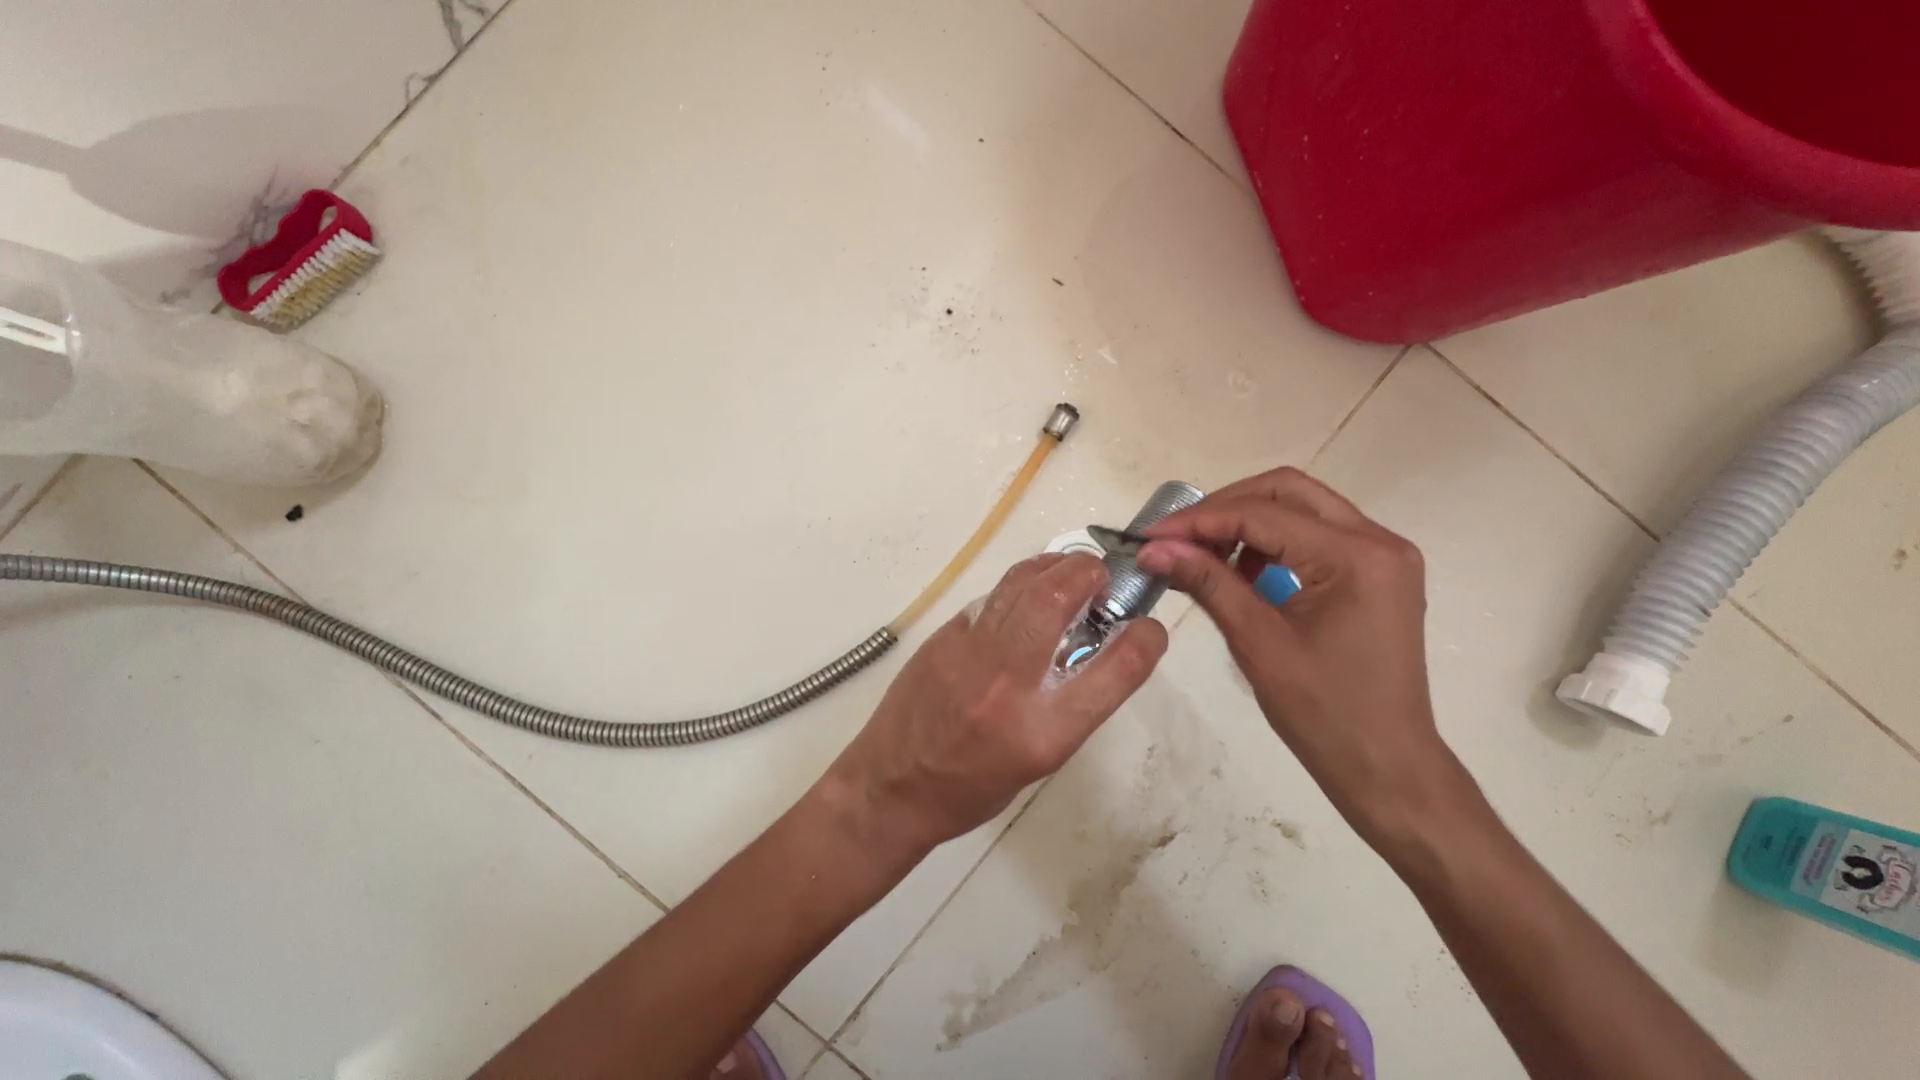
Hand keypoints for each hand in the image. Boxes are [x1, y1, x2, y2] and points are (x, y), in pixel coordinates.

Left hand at [822, 553, 1167, 860]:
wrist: (892, 789)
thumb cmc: (972, 789)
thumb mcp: (1040, 761)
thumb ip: (1071, 704)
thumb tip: (1089, 648)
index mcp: (1044, 732)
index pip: (1116, 670)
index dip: (1146, 640)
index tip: (1148, 627)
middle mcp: (1008, 684)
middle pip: (1057, 598)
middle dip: (1089, 572)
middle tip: (1100, 576)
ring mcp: (969, 654)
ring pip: (1019, 583)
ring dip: (1053, 567)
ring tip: (1068, 574)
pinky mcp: (942, 638)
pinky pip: (989, 599)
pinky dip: (1016, 589)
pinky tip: (1023, 600)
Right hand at [1135, 467, 1462, 841]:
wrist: (1386, 766)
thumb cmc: (1323, 713)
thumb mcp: (1257, 643)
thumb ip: (1207, 583)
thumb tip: (1153, 550)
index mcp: (1355, 556)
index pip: (1263, 514)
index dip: (1199, 521)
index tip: (1150, 536)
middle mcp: (1378, 541)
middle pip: (1288, 490)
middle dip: (1225, 507)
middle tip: (1177, 538)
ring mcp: (1384, 556)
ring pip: (1303, 508)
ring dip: (1250, 522)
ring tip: (1207, 560)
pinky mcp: (1378, 574)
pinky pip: (1318, 536)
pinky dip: (1275, 543)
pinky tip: (1246, 575)